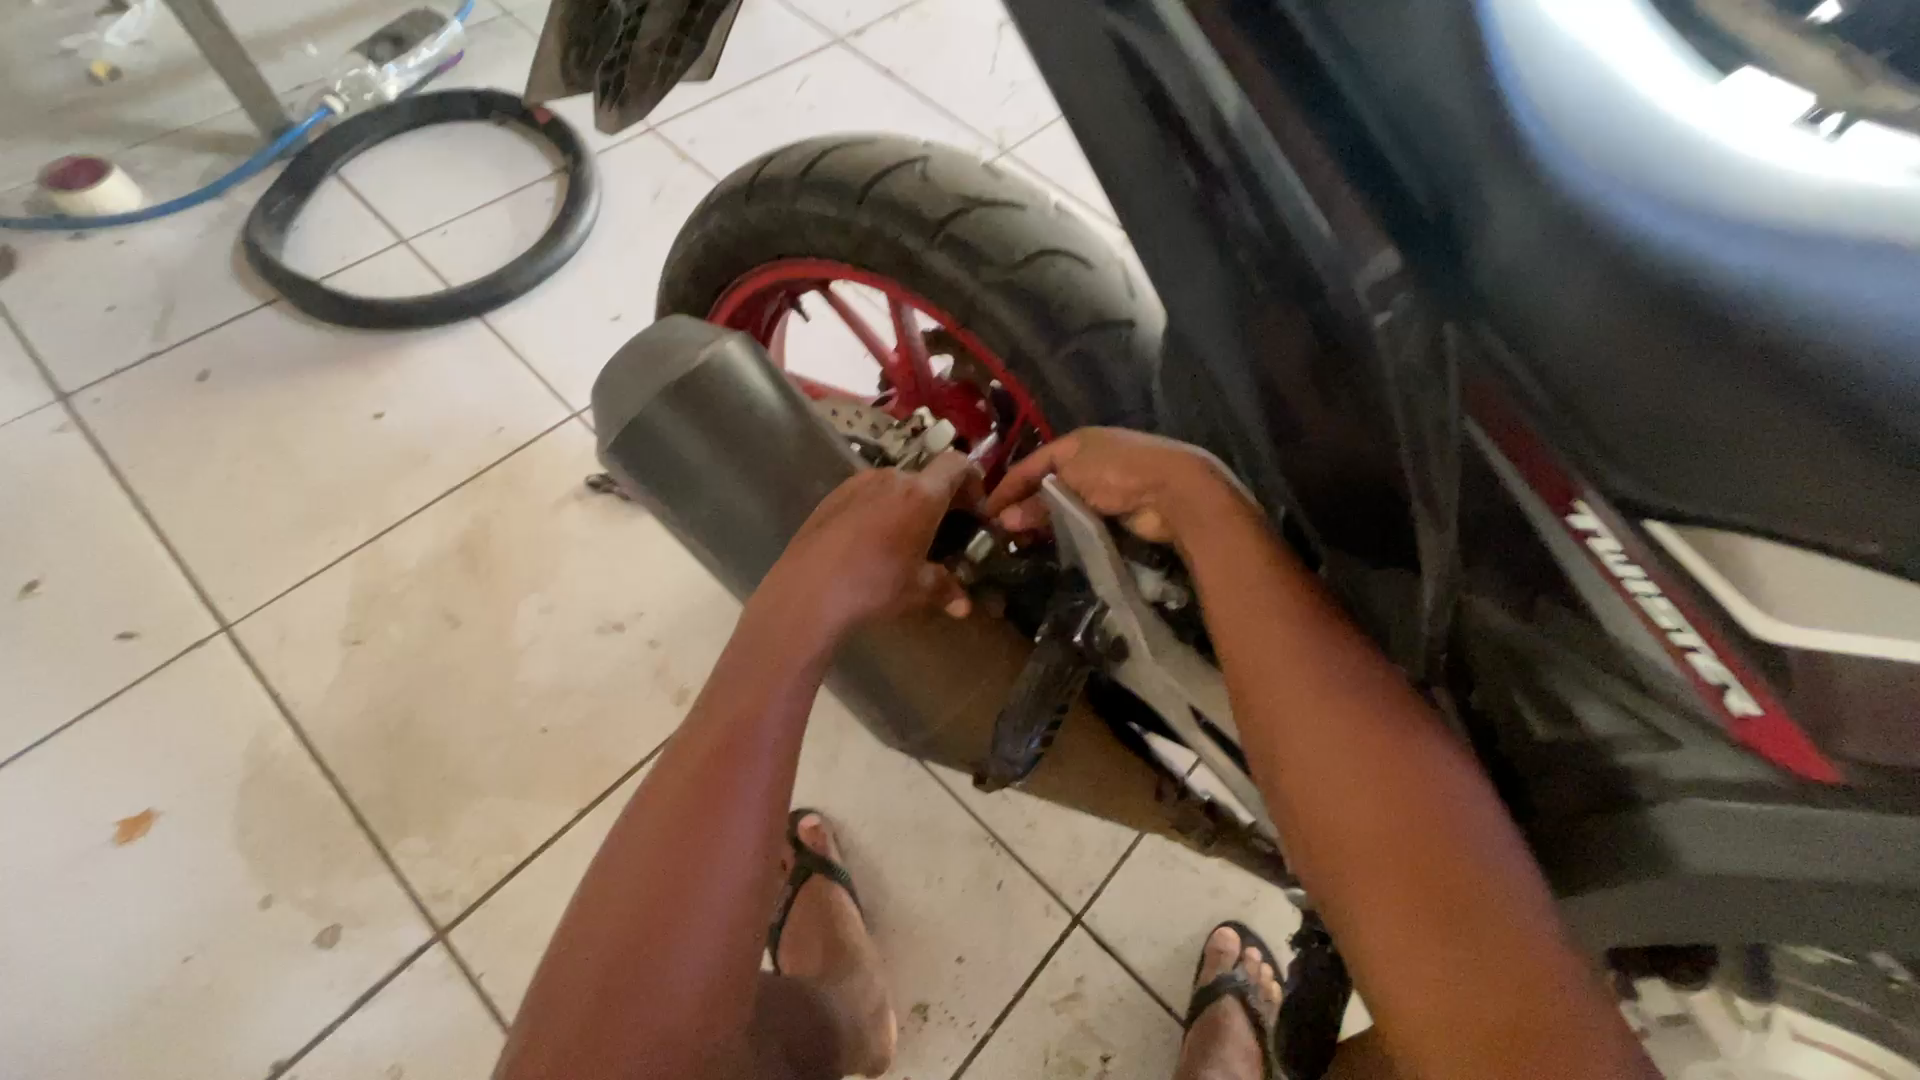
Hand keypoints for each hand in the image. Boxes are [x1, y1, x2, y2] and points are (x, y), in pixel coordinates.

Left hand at [755, 451, 982, 640]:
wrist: (808, 590)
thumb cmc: (874, 586)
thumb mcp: (917, 590)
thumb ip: (945, 588)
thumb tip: (963, 605)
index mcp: (921, 495)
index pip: (957, 464)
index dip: (972, 480)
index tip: (975, 507)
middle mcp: (891, 478)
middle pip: (925, 477)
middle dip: (940, 499)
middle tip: (944, 530)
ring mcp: (857, 484)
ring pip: (894, 485)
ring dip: (908, 504)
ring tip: (905, 538)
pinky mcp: (832, 497)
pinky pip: (867, 494)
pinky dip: (879, 509)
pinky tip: (870, 542)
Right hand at [983, 428, 1248, 545]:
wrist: (1174, 489)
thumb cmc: (1118, 472)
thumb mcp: (1069, 481)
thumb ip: (1037, 501)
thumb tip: (1004, 521)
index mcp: (1074, 443)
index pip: (1029, 465)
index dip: (1006, 487)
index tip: (985, 511)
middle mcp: (1088, 460)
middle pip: (1045, 484)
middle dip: (1023, 505)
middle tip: (1002, 532)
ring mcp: (1105, 485)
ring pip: (1063, 504)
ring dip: (1043, 521)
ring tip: (1022, 542)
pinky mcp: (1118, 510)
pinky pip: (1082, 520)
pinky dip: (1066, 530)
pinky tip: (1052, 544)